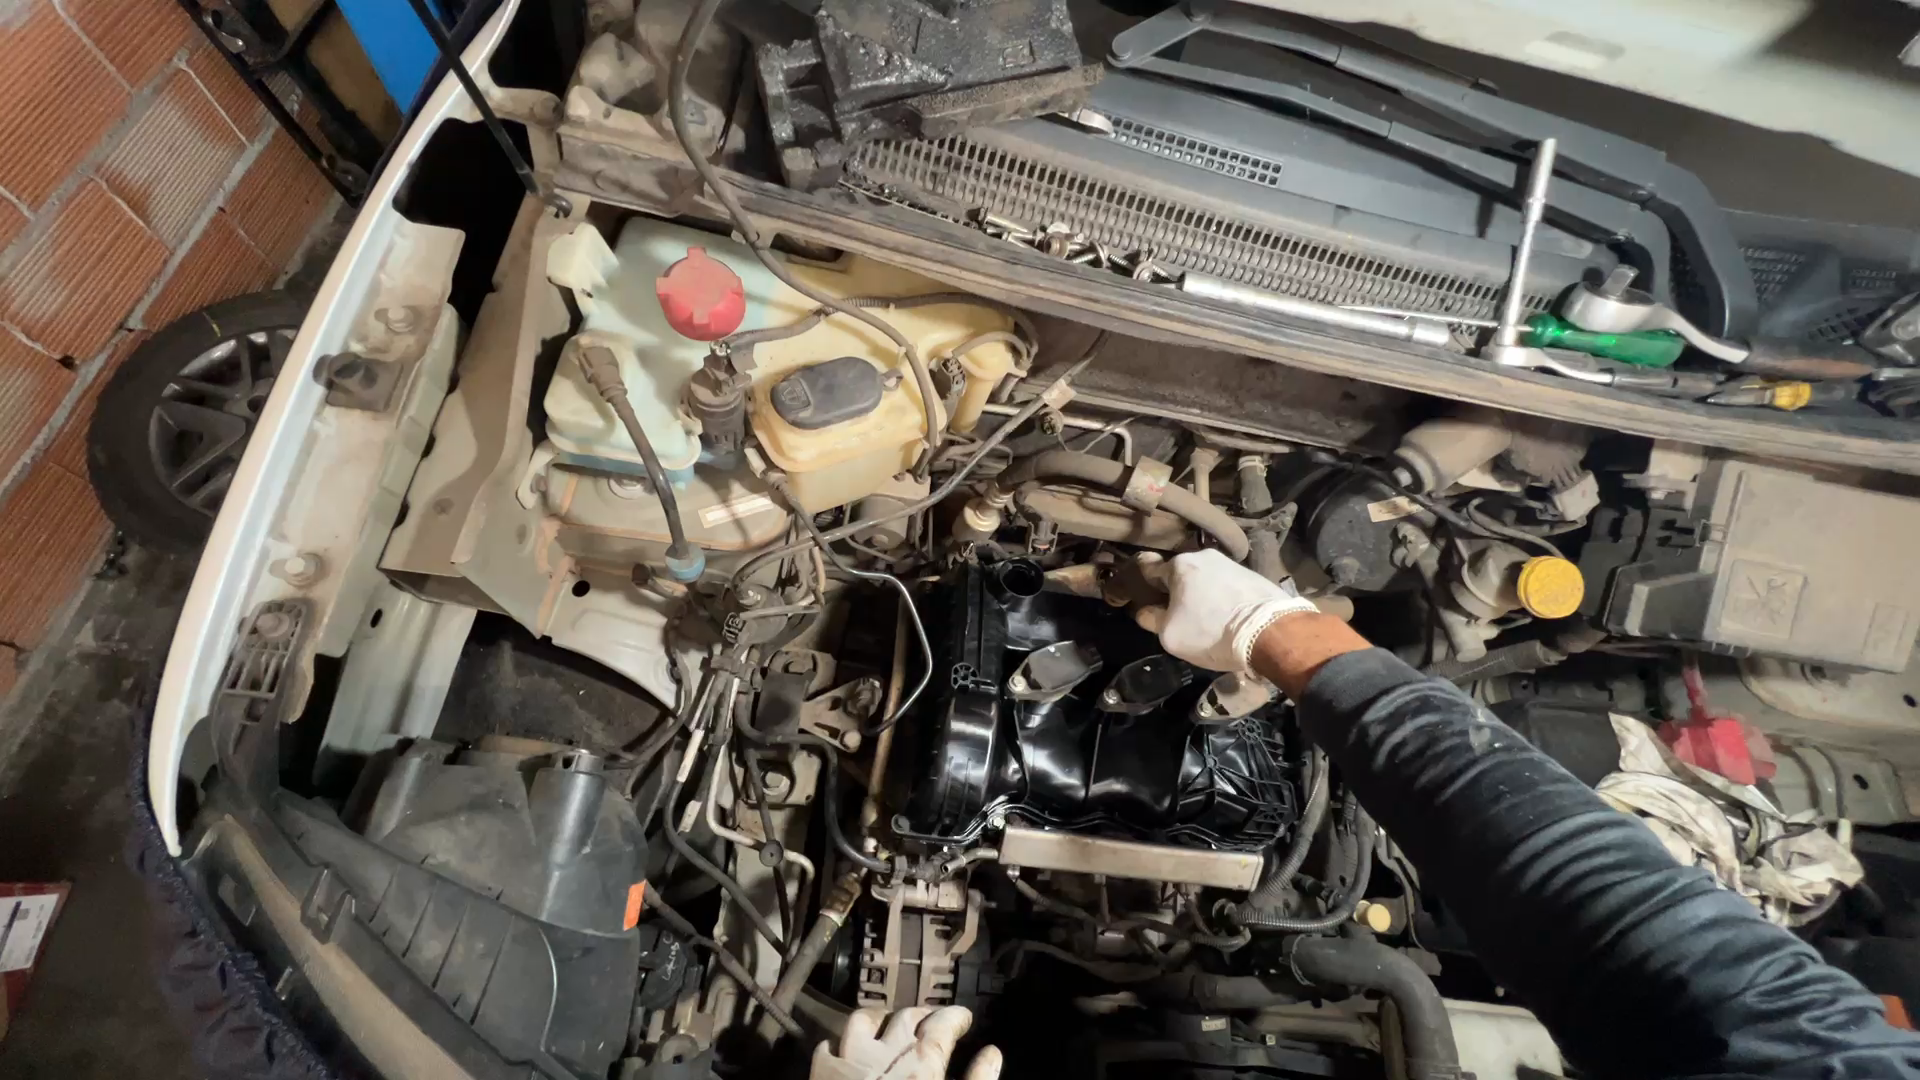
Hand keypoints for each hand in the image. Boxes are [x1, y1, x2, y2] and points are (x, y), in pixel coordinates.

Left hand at [810, 1006, 1001, 1079]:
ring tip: (886, 1026)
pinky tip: (844, 1051)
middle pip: (905, 1015)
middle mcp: (885, 1052)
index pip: (942, 1022)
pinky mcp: (822, 1077)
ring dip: (877, 1020)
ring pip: (861, 1020)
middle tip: (930, 1022)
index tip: (963, 1018)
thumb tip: (992, 1054)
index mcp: (922, 1062)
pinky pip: (827, 1048)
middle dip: (921, 1014)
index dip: (955, 1016)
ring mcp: (849, 1061)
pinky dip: (838, 1045)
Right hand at [1135, 550, 1319, 672]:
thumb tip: (1147, 612)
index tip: (1146, 597)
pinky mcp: (1255, 576)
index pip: (1150, 570)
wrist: (1271, 633)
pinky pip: (1229, 587)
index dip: (1145, 585)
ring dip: (1204, 595)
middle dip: (1178, 592)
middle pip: (1182, 575)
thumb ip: (1152, 619)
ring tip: (1210, 619)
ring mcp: (1233, 564)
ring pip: (1207, 580)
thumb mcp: (1170, 635)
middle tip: (1181, 614)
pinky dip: (1225, 599)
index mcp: (1179, 565)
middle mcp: (1205, 556)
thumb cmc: (1211, 631)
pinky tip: (1230, 617)